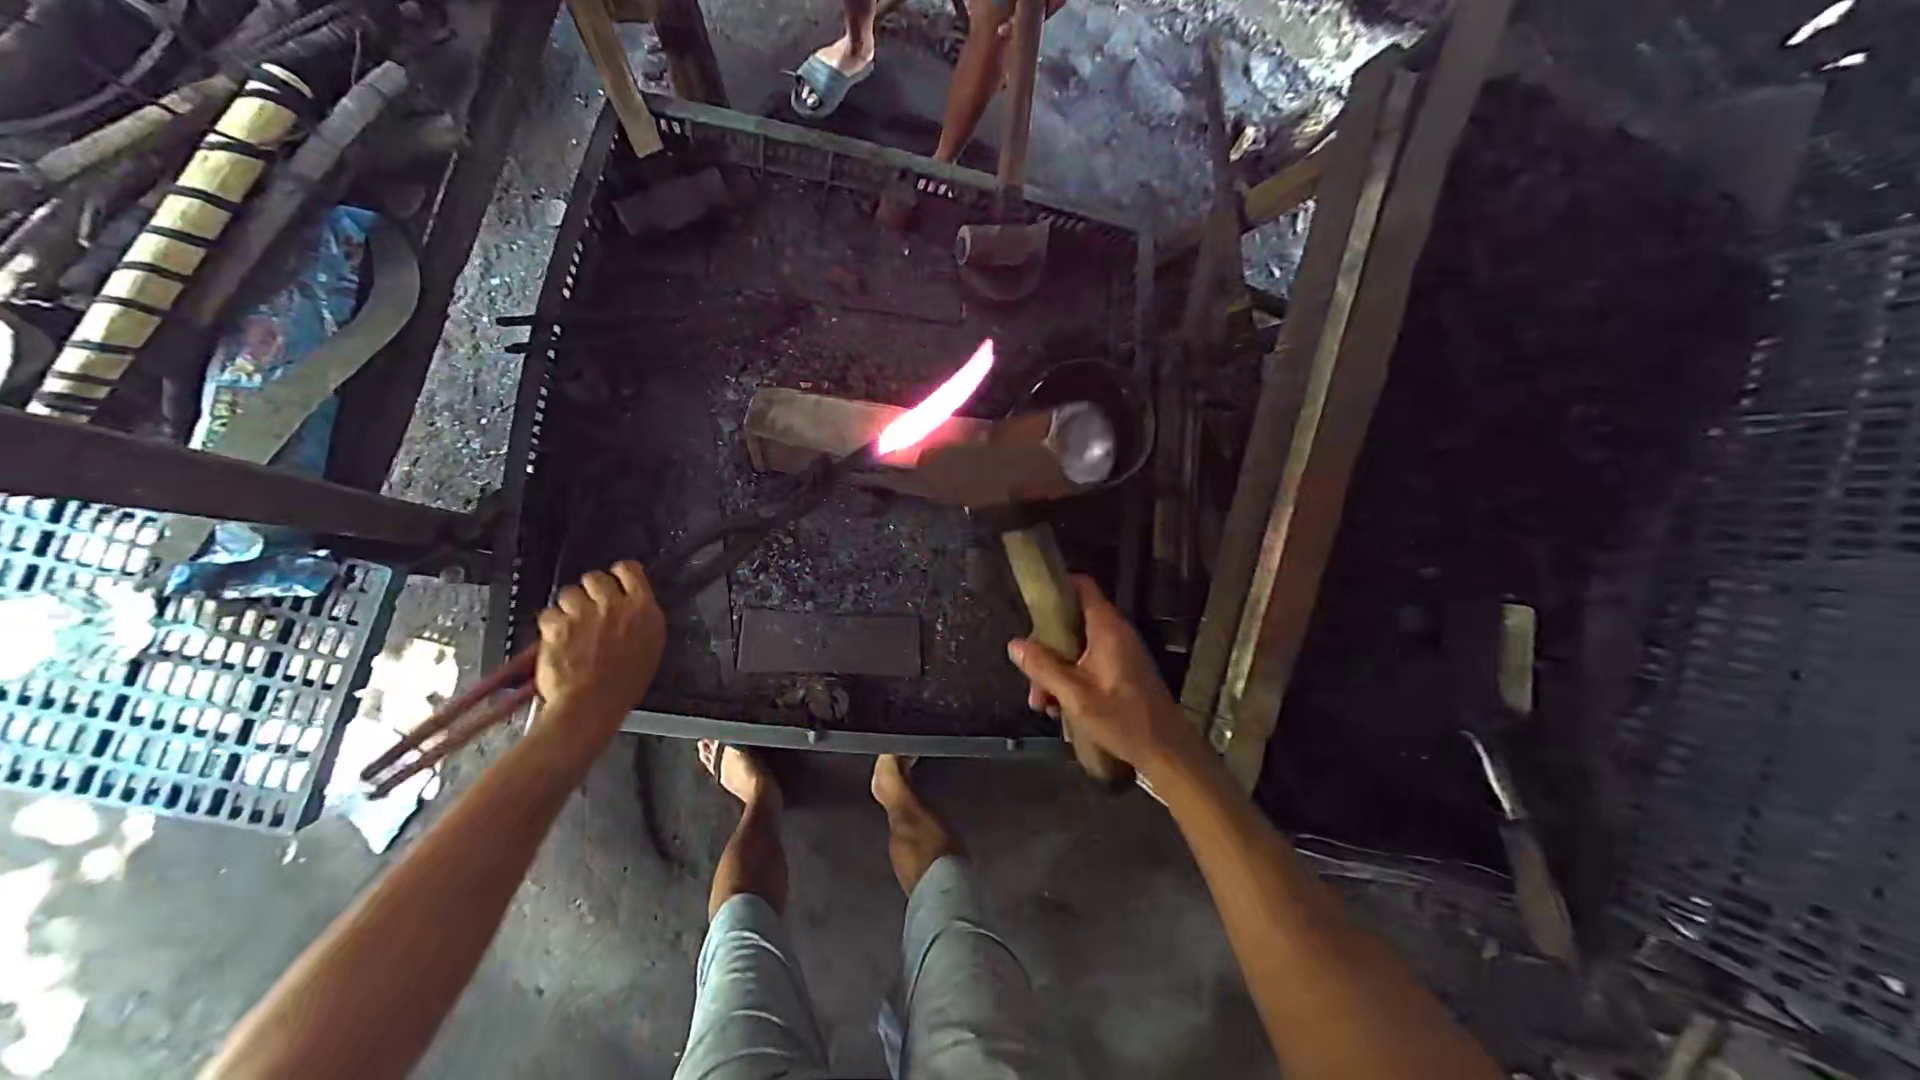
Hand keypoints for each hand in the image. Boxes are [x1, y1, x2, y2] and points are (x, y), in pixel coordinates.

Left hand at [535, 561, 665, 736]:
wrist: (592, 703)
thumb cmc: (624, 683)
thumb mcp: (650, 646)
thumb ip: (641, 620)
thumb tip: (632, 607)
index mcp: (643, 610)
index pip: (630, 570)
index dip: (620, 573)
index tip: (616, 579)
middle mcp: (614, 605)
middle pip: (595, 577)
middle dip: (590, 590)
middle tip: (589, 608)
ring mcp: (583, 613)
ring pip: (569, 593)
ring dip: (568, 607)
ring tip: (572, 627)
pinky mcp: (557, 625)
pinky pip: (549, 614)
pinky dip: (550, 625)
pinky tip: (557, 640)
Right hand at [1006, 576, 1208, 776]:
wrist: (1167, 752)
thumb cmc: (1124, 721)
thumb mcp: (1075, 697)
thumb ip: (1043, 668)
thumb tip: (1015, 644)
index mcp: (1107, 630)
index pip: (1083, 587)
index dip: (1057, 586)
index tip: (1031, 602)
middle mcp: (1115, 634)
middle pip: (1071, 622)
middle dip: (1045, 648)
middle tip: (1031, 678)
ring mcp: (1120, 653)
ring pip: (1076, 648)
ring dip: (1055, 670)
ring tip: (1043, 703)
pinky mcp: (1122, 672)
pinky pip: (1088, 664)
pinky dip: (1071, 679)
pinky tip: (1059, 707)